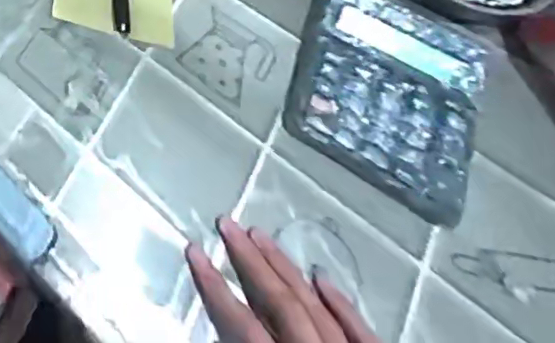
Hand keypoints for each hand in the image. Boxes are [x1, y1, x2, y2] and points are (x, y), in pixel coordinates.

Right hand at [187, 219, 379, 342]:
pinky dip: (341, 304)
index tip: (192, 249)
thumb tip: (215, 331)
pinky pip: (361, 333)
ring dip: (285, 269)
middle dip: (251, 261)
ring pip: (316, 307)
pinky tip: (320, 276)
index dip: (214, 287)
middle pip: (281, 304)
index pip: (243, 326)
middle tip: (226, 222)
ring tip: (259, 234)